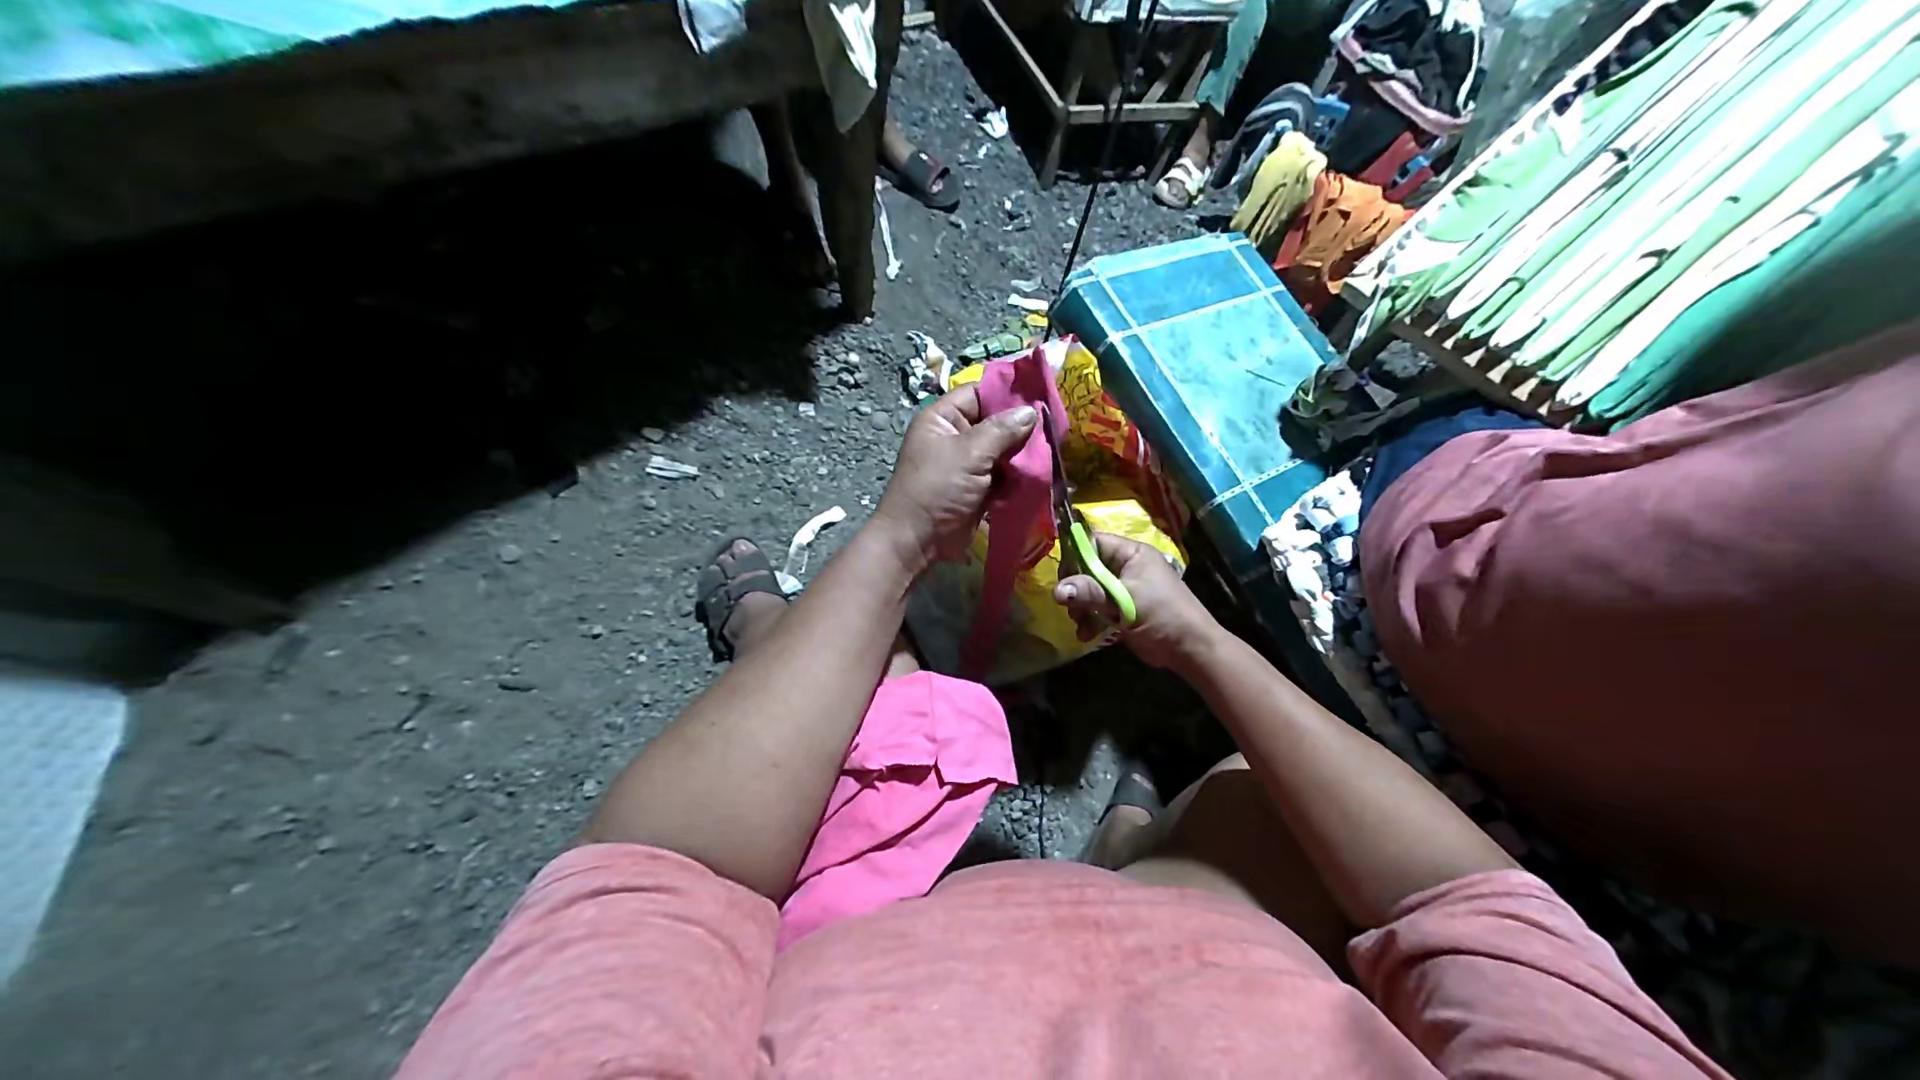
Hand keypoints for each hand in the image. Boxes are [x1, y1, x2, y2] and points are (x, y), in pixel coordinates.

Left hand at [873, 383, 1039, 568]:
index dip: (1007, 390)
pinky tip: (1046, 469)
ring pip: (1004, 450)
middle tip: (1057, 422)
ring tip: (1056, 445)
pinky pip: (1005, 474)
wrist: (918, 541)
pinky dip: (1022, 474)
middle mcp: (956, 437)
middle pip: (996, 422)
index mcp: (943, 419)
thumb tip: (1031, 411)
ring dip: (1026, 452)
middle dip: (1023, 425)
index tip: (1041, 390)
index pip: (979, 393)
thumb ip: (1001, 430)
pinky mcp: (980, 488)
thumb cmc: (936, 488)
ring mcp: (969, 464)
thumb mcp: (968, 453)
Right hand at [1053, 532, 1220, 669]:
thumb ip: (1090, 592)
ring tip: (1079, 623)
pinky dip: (1090, 620)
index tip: (1063, 579)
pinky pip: (1099, 609)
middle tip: (1070, 607)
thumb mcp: (1124, 601)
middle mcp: (1127, 567)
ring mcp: (1125, 589)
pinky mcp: (1124, 610)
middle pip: (1088, 568)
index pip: (1094, 543)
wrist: (1190, 649)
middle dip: (1076, 588)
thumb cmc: (1161, 614)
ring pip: (1091, 591)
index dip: (1075, 557)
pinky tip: (1086, 635)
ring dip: (1081, 608)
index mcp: (1132, 554)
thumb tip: (1057, 590)